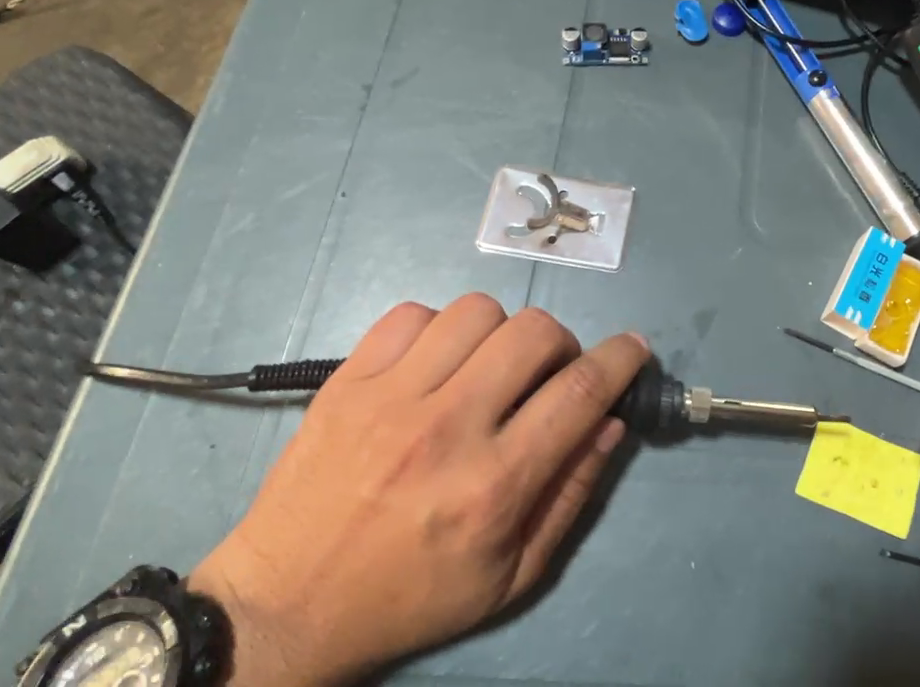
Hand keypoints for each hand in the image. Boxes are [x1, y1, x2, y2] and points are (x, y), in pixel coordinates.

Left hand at [188, 295, 650, 686]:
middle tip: (548, 375)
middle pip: (534, 333)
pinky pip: (411, 313)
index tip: (633, 348)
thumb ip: (571, 495)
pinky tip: (434, 364)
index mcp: (493, 486)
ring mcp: (390, 397)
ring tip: (487, 368)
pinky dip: (437, 328)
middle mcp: (446, 429)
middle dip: (562, 344)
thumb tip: (611, 422)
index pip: (580, 392)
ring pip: (476, 311)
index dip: (621, 358)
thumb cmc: (409, 599)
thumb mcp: (512, 576)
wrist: (286, 607)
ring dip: (500, 333)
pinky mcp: (346, 380)